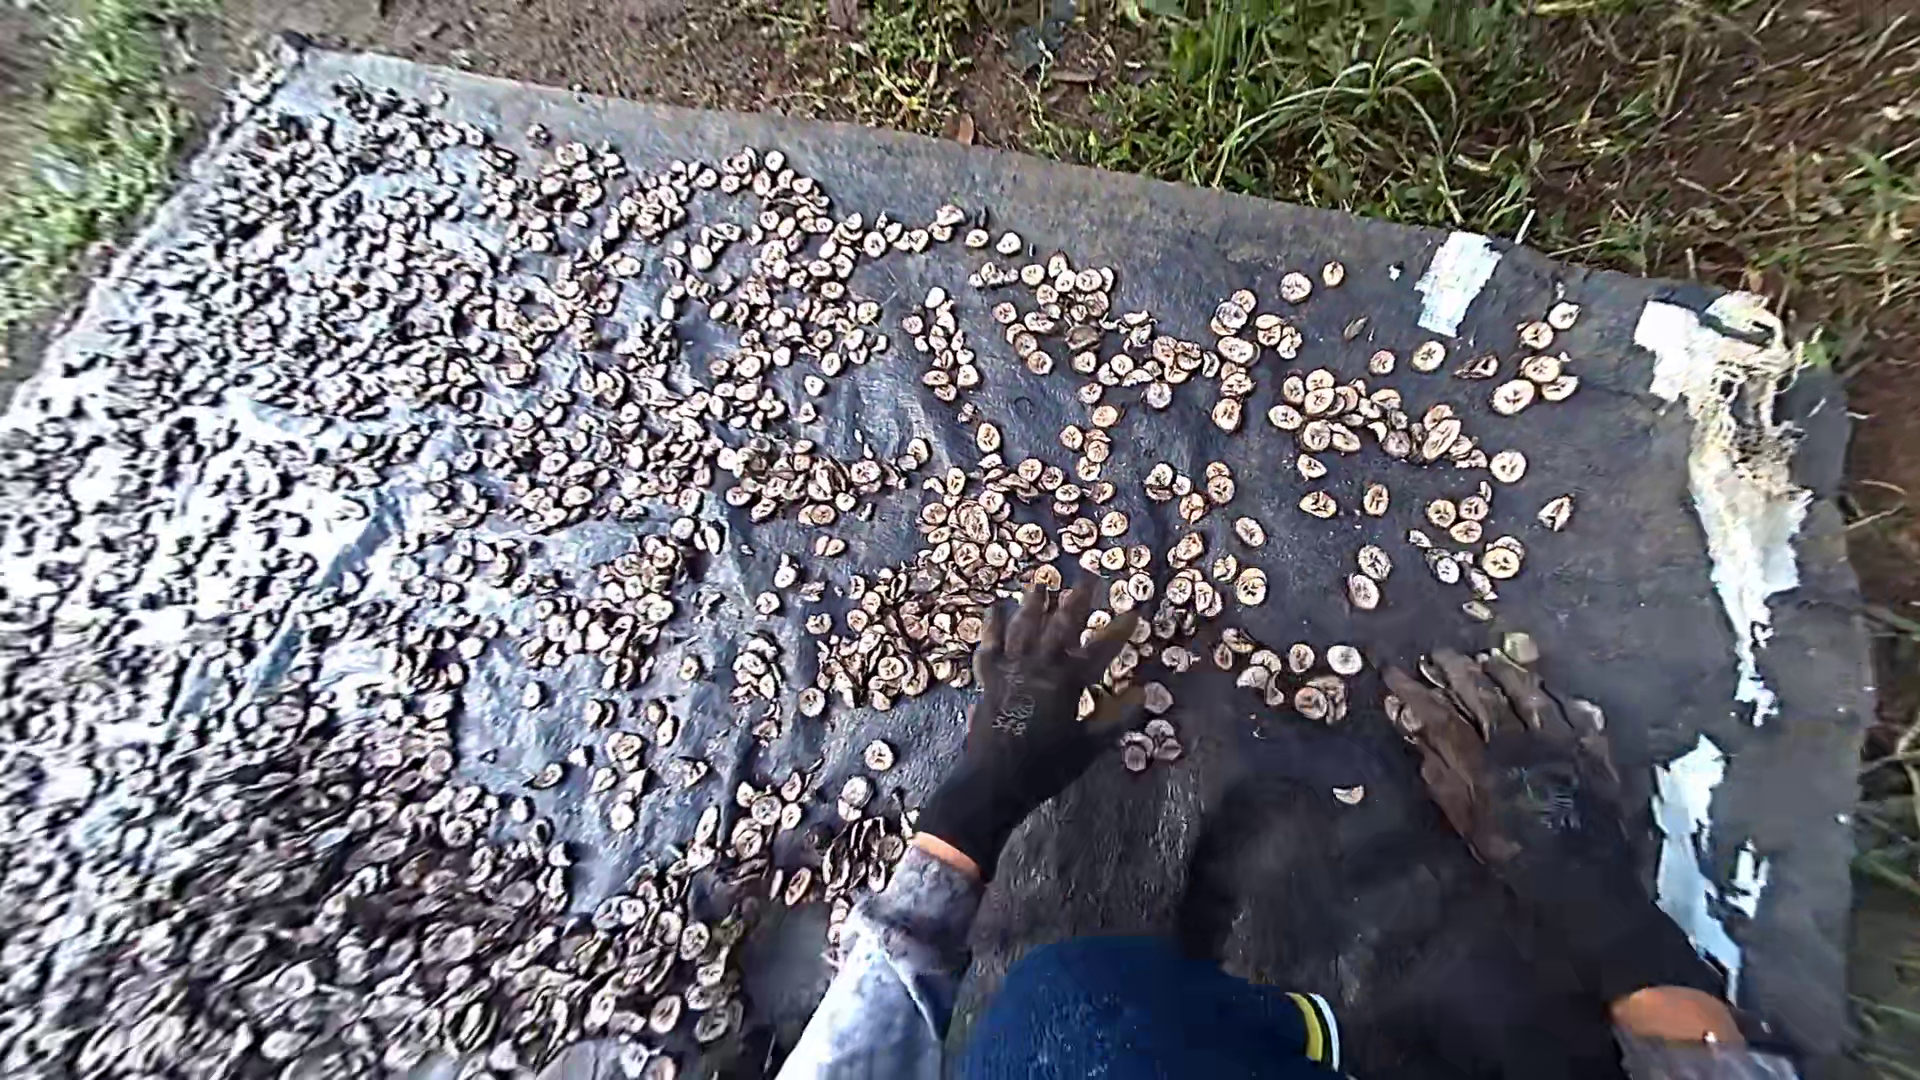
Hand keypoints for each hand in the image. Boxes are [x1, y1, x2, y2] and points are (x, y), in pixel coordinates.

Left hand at [916, 581, 1138, 879]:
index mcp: (1067, 682)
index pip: (1101, 650)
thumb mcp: (1088, 746)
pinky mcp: (988, 675)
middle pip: (1062, 625)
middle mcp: (1040, 665)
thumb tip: (1144, 694)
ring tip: (1042, 580)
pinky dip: (991, 625)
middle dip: (1078, 600)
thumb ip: (1116, 719)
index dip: (1119, 630)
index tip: (1134, 611)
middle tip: (1088, 576)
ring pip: (1025, 625)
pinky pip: (989, 644)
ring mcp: (1011, 666)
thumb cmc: (1045, 766)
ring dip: (1035, 602)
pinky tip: (994, 607)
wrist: (994, 779)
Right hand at [1383, 648, 1723, 1005]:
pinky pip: (1583, 718)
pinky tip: (1554, 692)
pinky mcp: (1597, 759)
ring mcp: (1563, 748)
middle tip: (1436, 652)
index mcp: (1483, 761)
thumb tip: (1414, 733)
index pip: (1438, 714)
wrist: (1590, 889)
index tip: (1392, 672)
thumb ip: (1440, 773)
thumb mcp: (1464, 819)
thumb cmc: (1513, 854)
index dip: (1412, 690)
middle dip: (1455, 669)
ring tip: (1488, 659)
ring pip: (1531, 696)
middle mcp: (1521, 745)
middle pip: (1483, 694)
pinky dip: (1565, 700)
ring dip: (1506, 673)